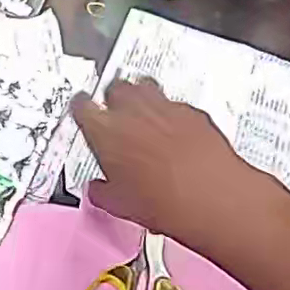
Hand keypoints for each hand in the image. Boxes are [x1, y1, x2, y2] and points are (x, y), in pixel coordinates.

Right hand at [70, 79, 283, 252]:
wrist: (209, 196)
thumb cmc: (162, 198)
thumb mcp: (117, 202)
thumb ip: (101, 189)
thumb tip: (98, 189)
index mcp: (104, 130)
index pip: (81, 105)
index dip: (80, 107)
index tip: (82, 110)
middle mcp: (132, 110)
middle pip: (115, 87)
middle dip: (112, 97)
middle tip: (113, 112)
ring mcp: (165, 107)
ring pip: (146, 86)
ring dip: (141, 97)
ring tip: (142, 115)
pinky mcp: (193, 112)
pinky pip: (175, 104)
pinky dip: (170, 113)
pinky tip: (173, 132)